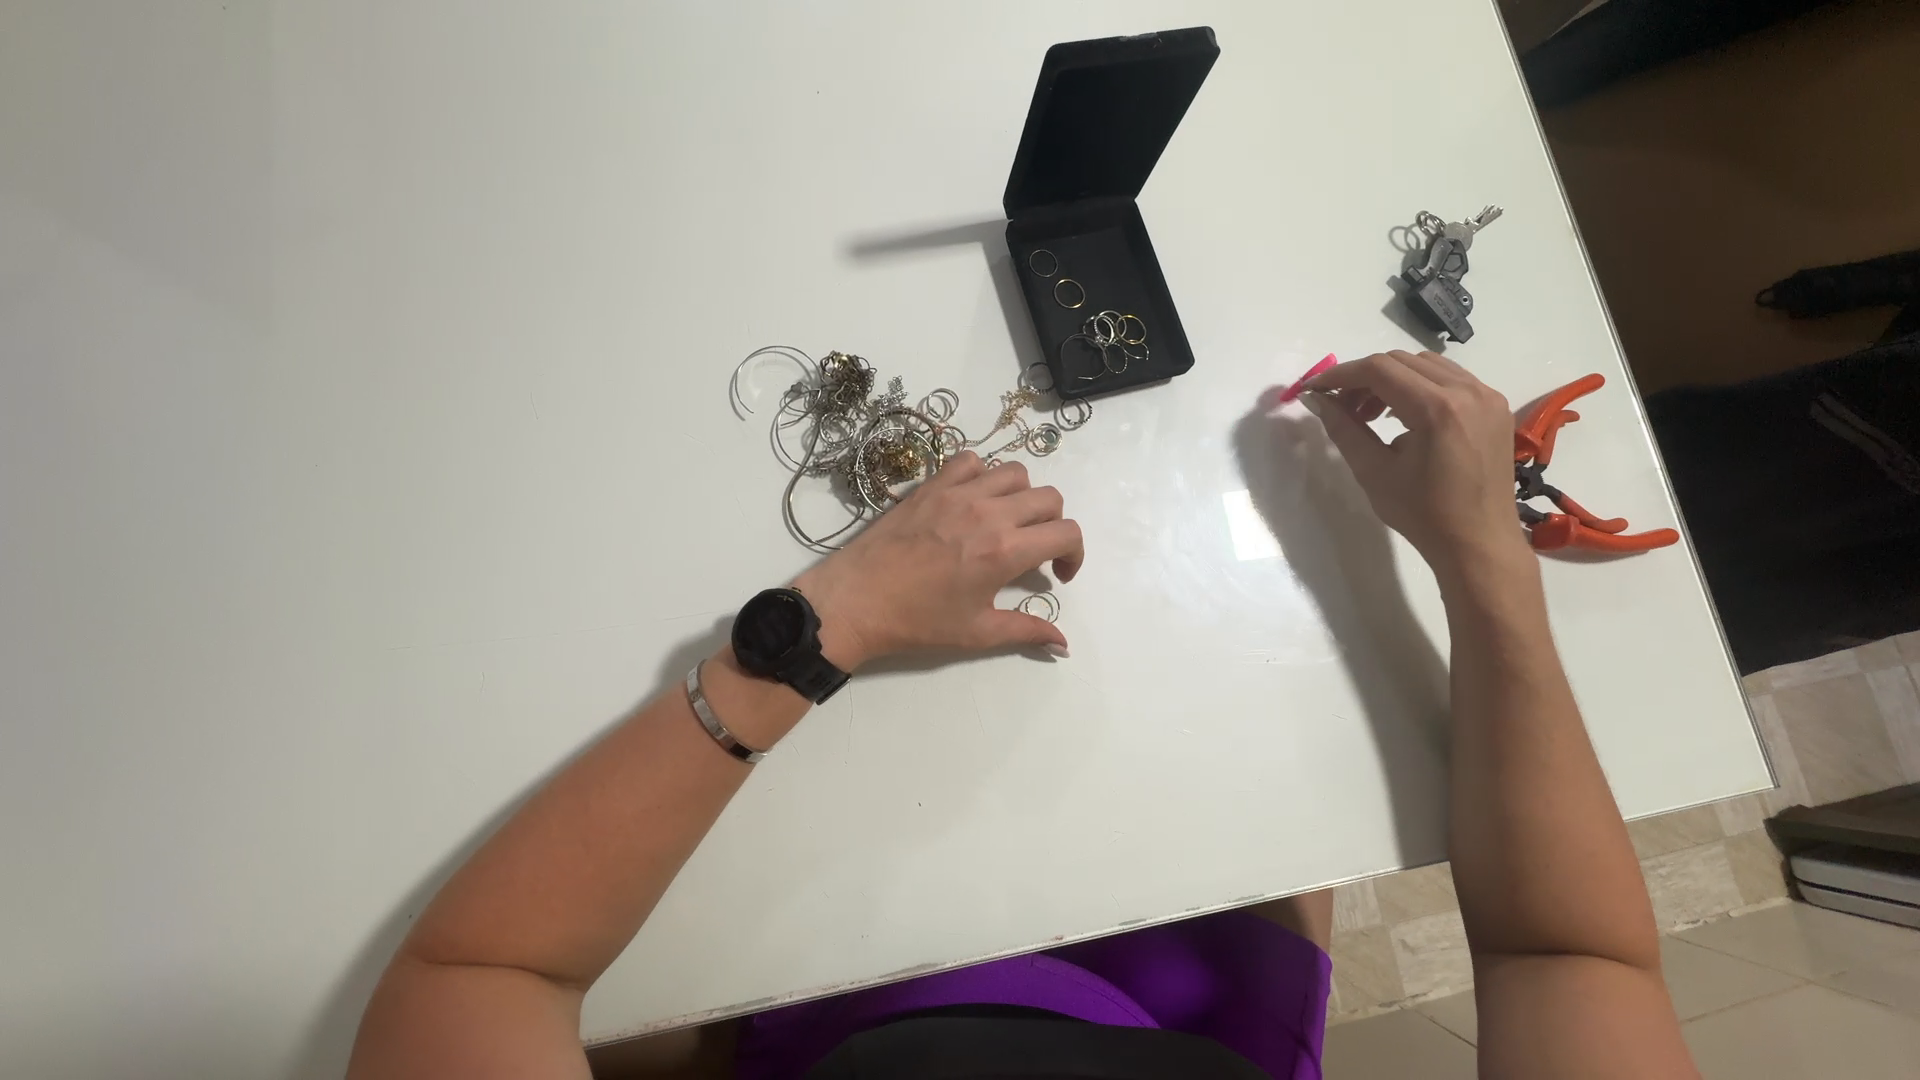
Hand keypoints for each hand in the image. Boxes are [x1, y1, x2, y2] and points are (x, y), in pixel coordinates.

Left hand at [791, 452, 1083, 666]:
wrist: (856, 601)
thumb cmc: (917, 622)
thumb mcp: (977, 633)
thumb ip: (1027, 631)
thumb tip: (1063, 643)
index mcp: (1004, 550)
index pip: (1066, 533)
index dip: (1074, 554)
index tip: (1058, 574)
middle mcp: (988, 512)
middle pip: (1048, 498)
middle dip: (1053, 525)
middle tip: (1035, 551)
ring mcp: (957, 492)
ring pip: (1014, 473)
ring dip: (1022, 497)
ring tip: (1007, 522)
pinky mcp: (931, 485)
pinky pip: (970, 461)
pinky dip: (982, 476)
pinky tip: (973, 502)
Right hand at [1300, 350, 1527, 579]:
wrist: (1478, 541)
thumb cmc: (1422, 513)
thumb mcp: (1373, 471)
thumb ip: (1343, 428)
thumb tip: (1316, 399)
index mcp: (1437, 409)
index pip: (1379, 370)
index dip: (1340, 375)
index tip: (1314, 390)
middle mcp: (1468, 392)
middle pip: (1401, 361)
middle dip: (1363, 378)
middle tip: (1340, 407)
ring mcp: (1487, 396)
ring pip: (1425, 365)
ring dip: (1390, 380)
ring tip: (1369, 414)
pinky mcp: (1494, 406)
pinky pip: (1449, 379)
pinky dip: (1418, 386)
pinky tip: (1402, 415)